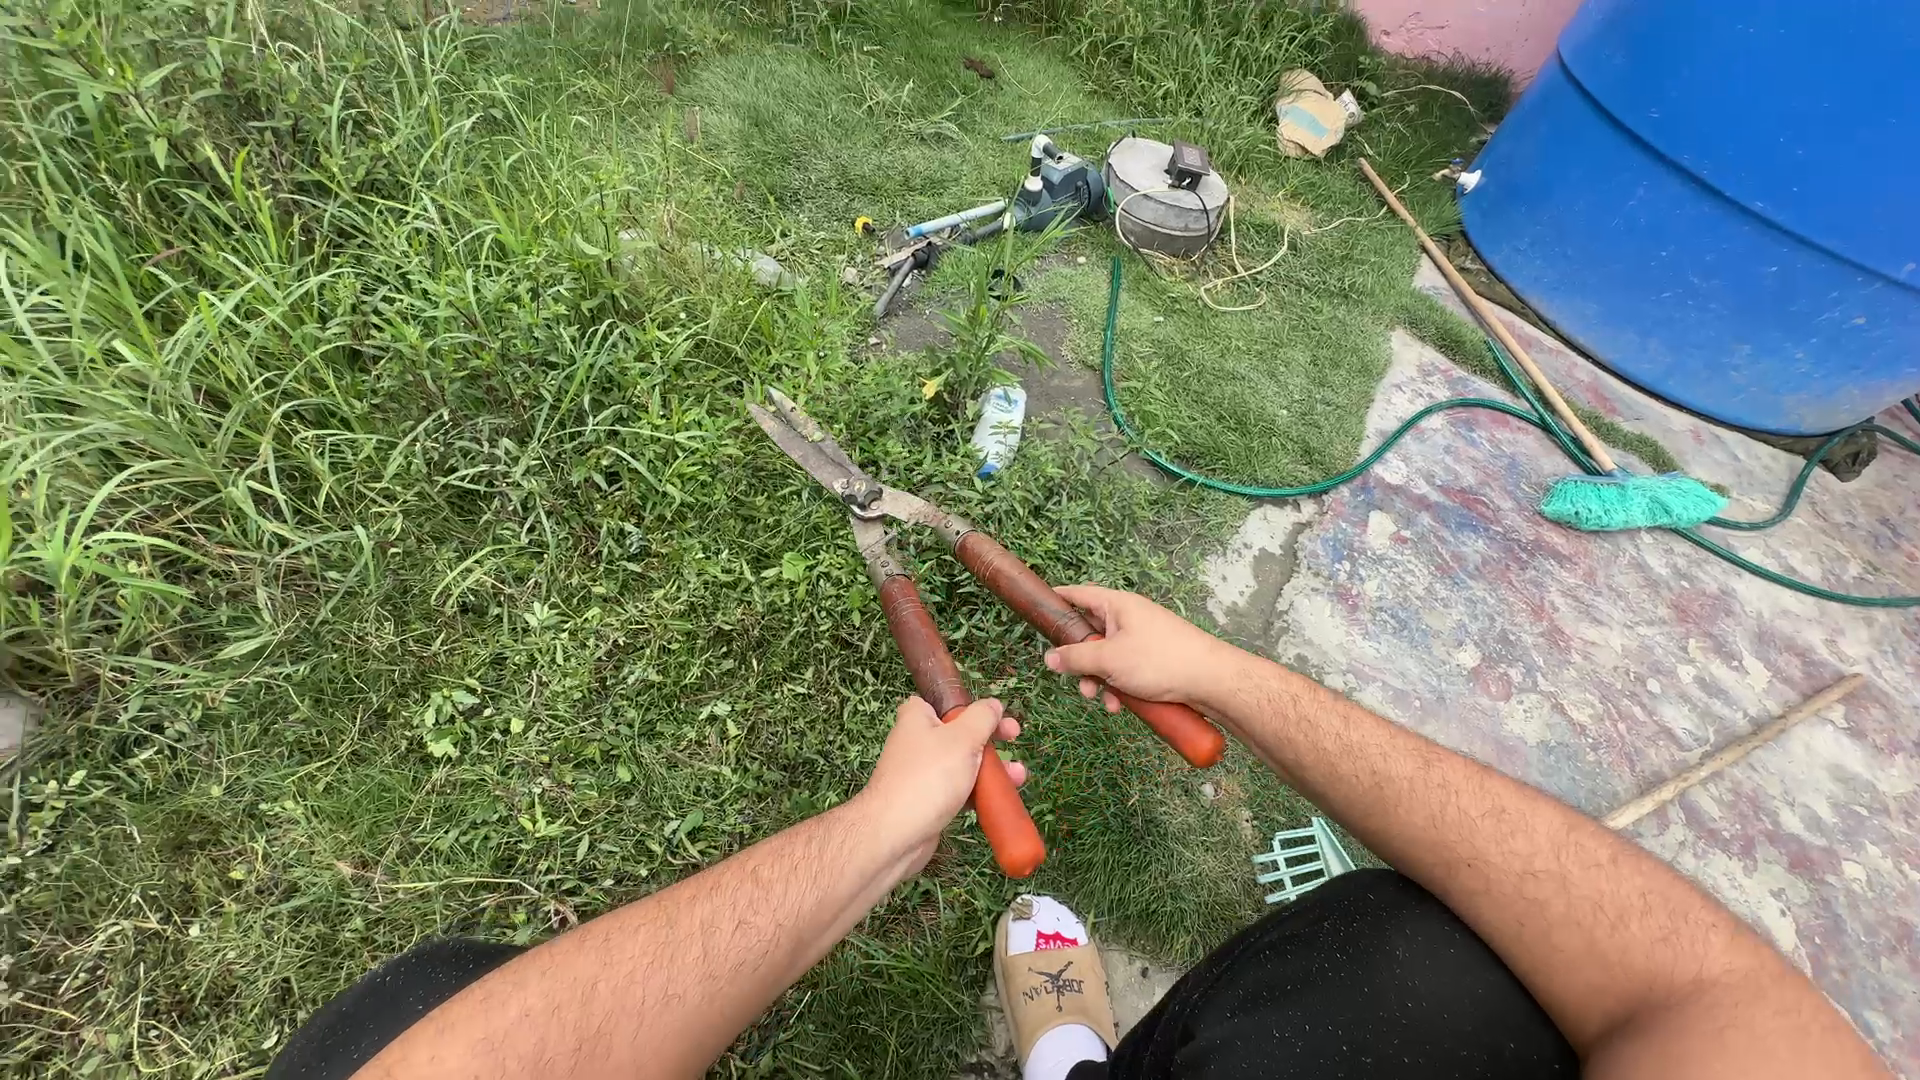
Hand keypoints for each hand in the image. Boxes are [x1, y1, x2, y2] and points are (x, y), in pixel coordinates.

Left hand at [856, 696, 1024, 872]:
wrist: (896, 834)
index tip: (996, 716)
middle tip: (1013, 739)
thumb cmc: (929, 777)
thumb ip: (982, 717)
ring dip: (991, 769)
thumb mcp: (962, 738)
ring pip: (963, 764)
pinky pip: (958, 790)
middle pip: (960, 734)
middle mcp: (917, 741)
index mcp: (918, 718)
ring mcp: (922, 773)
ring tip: (1018, 776)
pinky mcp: (928, 801)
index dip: (972, 708)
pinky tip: (999, 799)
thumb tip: (993, 704)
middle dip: (990, 740)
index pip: (945, 703)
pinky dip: (978, 792)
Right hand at [1043, 584, 1247, 713]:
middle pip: (1089, 633)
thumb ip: (1075, 658)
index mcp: (1117, 605)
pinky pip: (1124, 670)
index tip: (1038, 610)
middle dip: (1079, 660)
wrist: (1212, 680)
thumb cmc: (1159, 660)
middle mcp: (1128, 617)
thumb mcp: (1109, 659)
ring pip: (1106, 657)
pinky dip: (1118, 686)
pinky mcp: (1152, 659)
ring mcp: (1141, 638)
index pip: (1078, 594)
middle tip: (1076, 680)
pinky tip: (1121, 705)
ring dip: (1098, 679)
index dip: (1056, 601)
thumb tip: (1049, 658)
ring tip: (1102, 699)